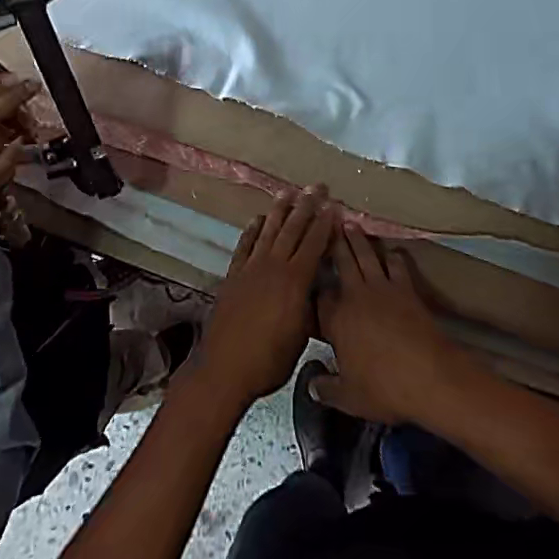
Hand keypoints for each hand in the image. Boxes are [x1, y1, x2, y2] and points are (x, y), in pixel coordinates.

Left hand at [188, 186, 338, 408]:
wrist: (224, 371)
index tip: (335, 206)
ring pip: (269, 232)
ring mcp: (251, 270)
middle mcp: (274, 267)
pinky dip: (252, 231)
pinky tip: (258, 220)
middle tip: (316, 187)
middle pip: (293, 229)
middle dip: (307, 207)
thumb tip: (319, 288)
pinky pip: (244, 247)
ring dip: (280, 211)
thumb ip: (311, 304)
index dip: (326, 224)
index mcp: (296, 280)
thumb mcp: (302, 333)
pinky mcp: (233, 278)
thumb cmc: (270, 359)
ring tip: (288, 192)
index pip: (315, 243)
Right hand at [313, 224, 471, 425]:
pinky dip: (392, 255)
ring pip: (367, 257)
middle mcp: (358, 297)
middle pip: (342, 263)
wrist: (428, 375)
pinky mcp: (407, 289)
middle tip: (326, 224)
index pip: (319, 297)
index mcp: (337, 320)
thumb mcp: (347, 397)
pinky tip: (391, 250)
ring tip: (350, 224)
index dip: (313, 288)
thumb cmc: (384, 388)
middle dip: (332, 244)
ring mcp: (384, 289)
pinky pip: (397, 265)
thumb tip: (314, 384)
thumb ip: (327, 388)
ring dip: (358, 240)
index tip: (307, 277)